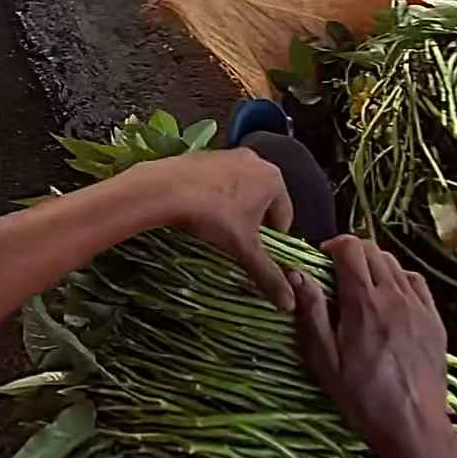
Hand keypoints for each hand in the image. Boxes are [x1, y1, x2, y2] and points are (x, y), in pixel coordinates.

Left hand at [115, 149, 294, 309]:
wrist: (167, 187)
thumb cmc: (213, 215)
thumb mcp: (243, 248)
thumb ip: (268, 275)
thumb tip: (289, 304)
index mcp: (274, 179)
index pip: (284, 217)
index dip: (272, 240)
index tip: (254, 251)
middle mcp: (256, 160)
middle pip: (264, 201)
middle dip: (253, 221)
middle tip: (236, 239)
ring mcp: (230, 154)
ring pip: (242, 188)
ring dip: (236, 207)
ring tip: (217, 225)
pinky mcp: (208, 154)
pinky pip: (221, 178)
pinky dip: (217, 193)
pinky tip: (202, 207)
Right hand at [291, 236, 452, 457]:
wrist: (415, 430)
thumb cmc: (362, 397)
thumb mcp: (325, 359)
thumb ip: (311, 311)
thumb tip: (296, 272)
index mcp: (363, 302)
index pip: (350, 248)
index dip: (334, 245)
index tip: (323, 259)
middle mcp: (393, 296)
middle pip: (372, 250)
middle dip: (352, 251)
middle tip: (339, 271)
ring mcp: (418, 307)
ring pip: (394, 263)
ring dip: (374, 263)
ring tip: (363, 283)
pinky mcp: (435, 321)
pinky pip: (416, 282)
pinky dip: (400, 278)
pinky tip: (391, 295)